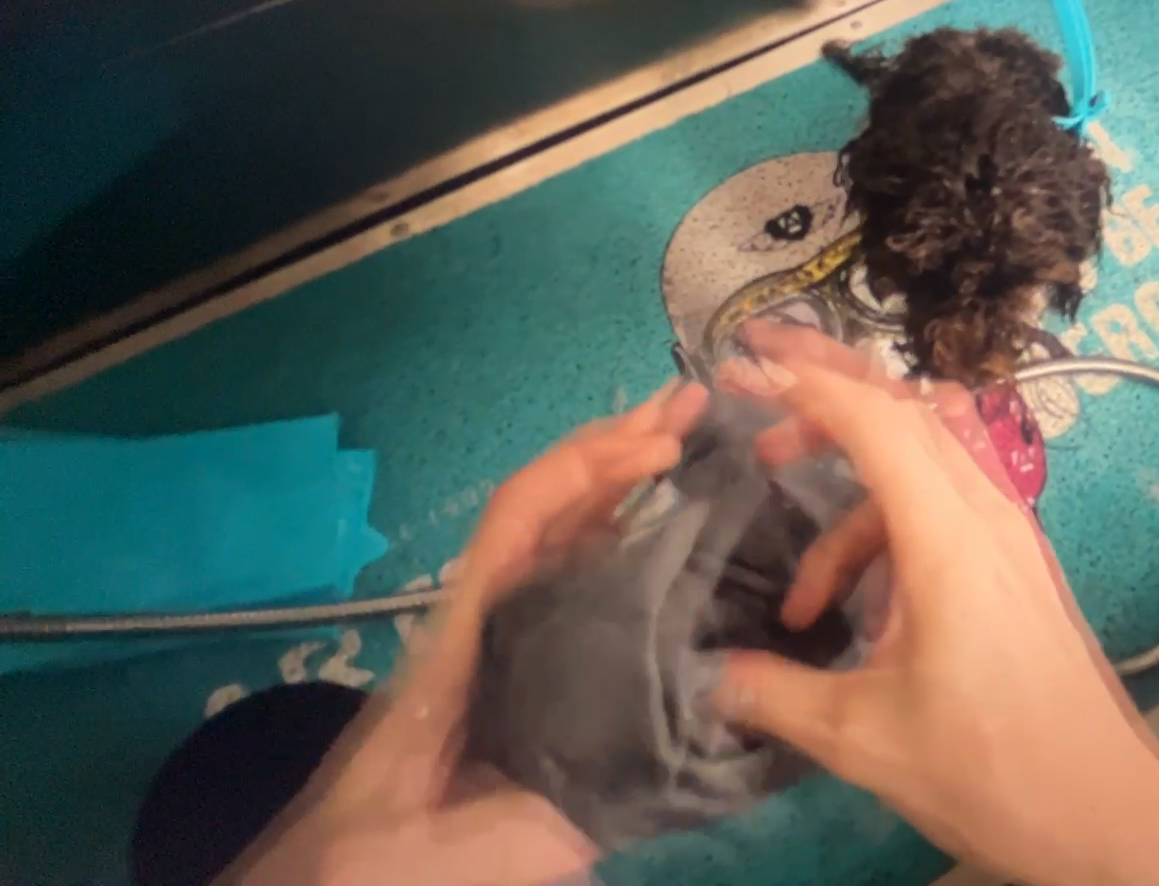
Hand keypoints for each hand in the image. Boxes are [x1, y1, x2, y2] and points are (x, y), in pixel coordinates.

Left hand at [220, 381, 708, 885]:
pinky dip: (629, 520)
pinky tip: (673, 509)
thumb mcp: (472, 851)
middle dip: (619, 442)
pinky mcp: (541, 648)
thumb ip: (563, 805)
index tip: (663, 451)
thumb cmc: (382, 870)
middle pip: (552, 500)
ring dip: (628, 468)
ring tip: (689, 428)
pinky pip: (588, 567)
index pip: (522, 519)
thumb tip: (685, 737)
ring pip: (571, 525)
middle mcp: (494, 609)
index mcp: (469, 634)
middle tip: (691, 404)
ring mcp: (519, 624)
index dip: (591, 471)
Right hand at [713, 326, 1158, 882]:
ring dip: (851, 497)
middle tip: (759, 405)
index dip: (807, 385)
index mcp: (949, 537)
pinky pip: (939, 507)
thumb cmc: (990, 767)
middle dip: (827, 396)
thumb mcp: (864, 735)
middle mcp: (984, 510)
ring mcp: (1005, 528)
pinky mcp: (1010, 555)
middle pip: (903, 412)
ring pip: (920, 462)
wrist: (1102, 808)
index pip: (877, 421)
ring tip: (801, 590)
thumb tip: (710, 678)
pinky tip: (863, 616)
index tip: (746, 371)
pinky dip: (886, 538)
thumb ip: (777, 693)